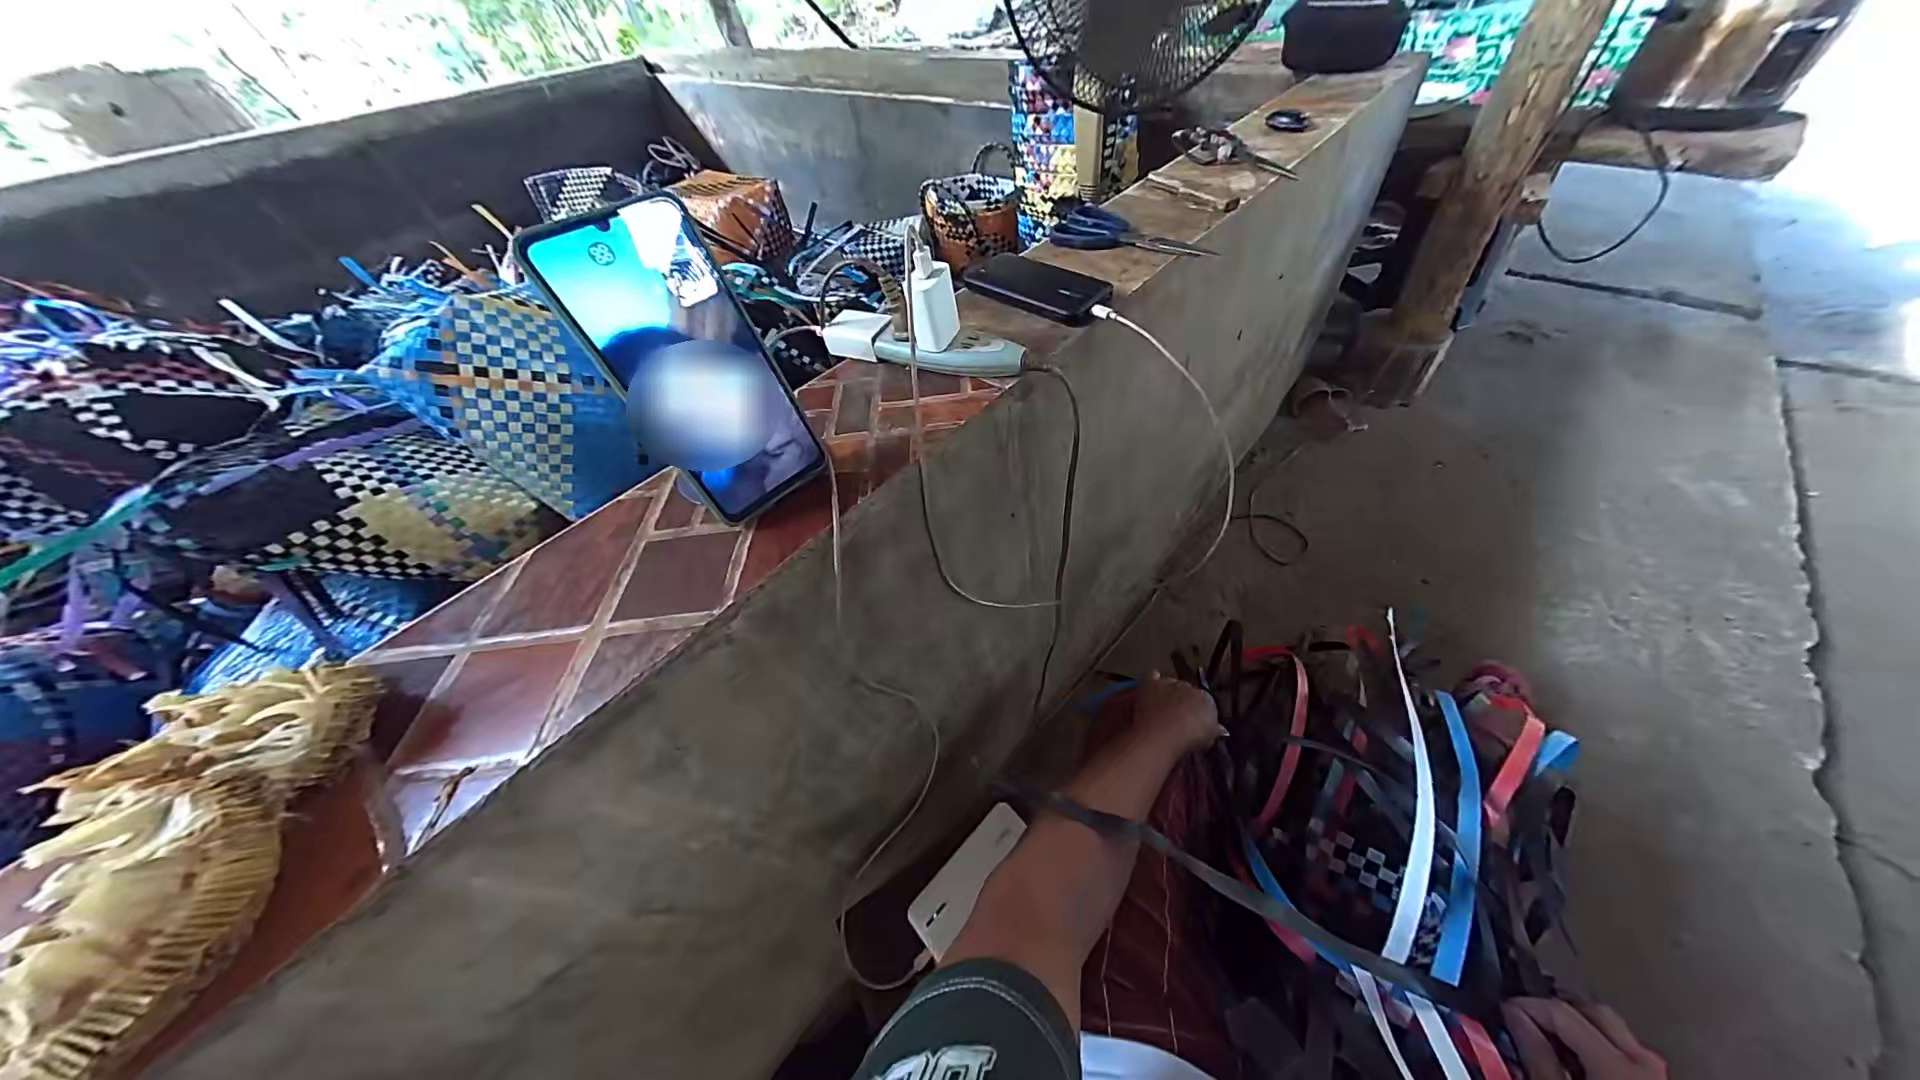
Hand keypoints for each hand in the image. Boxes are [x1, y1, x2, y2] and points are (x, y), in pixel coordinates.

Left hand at [1132, 673, 1223, 752]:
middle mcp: (1189, 687)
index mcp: (1206, 699)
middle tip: (1177, 715)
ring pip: (1171, 683)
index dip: (1198, 711)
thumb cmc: (1189, 739)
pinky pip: (1152, 676)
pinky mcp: (1151, 683)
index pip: (1205, 701)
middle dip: (1183, 700)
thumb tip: (1219, 728)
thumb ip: (1214, 729)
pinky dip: (1152, 681)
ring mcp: (1169, 683)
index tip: (1194, 721)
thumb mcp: (1209, 739)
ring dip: (1168, 691)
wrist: (1162, 731)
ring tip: (1163, 705)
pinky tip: (1150, 688)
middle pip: (1187, 691)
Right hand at [1504, 998, 1665, 1079]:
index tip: (1505, 1010)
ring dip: (1579, 1026)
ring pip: (1613, 1029)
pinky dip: (1601, 1046)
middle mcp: (1646, 1064)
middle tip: (1528, 1020)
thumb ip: (1536, 1054)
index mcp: (1617, 1066)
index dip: (1526, 1004)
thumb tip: (1515, 1015)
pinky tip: (1582, 1063)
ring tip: (1554, 1042)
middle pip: (1592, 1010)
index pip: (1560, 1010)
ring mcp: (1661, 1076)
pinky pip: (1629, 1051)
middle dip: (1555, 1009)